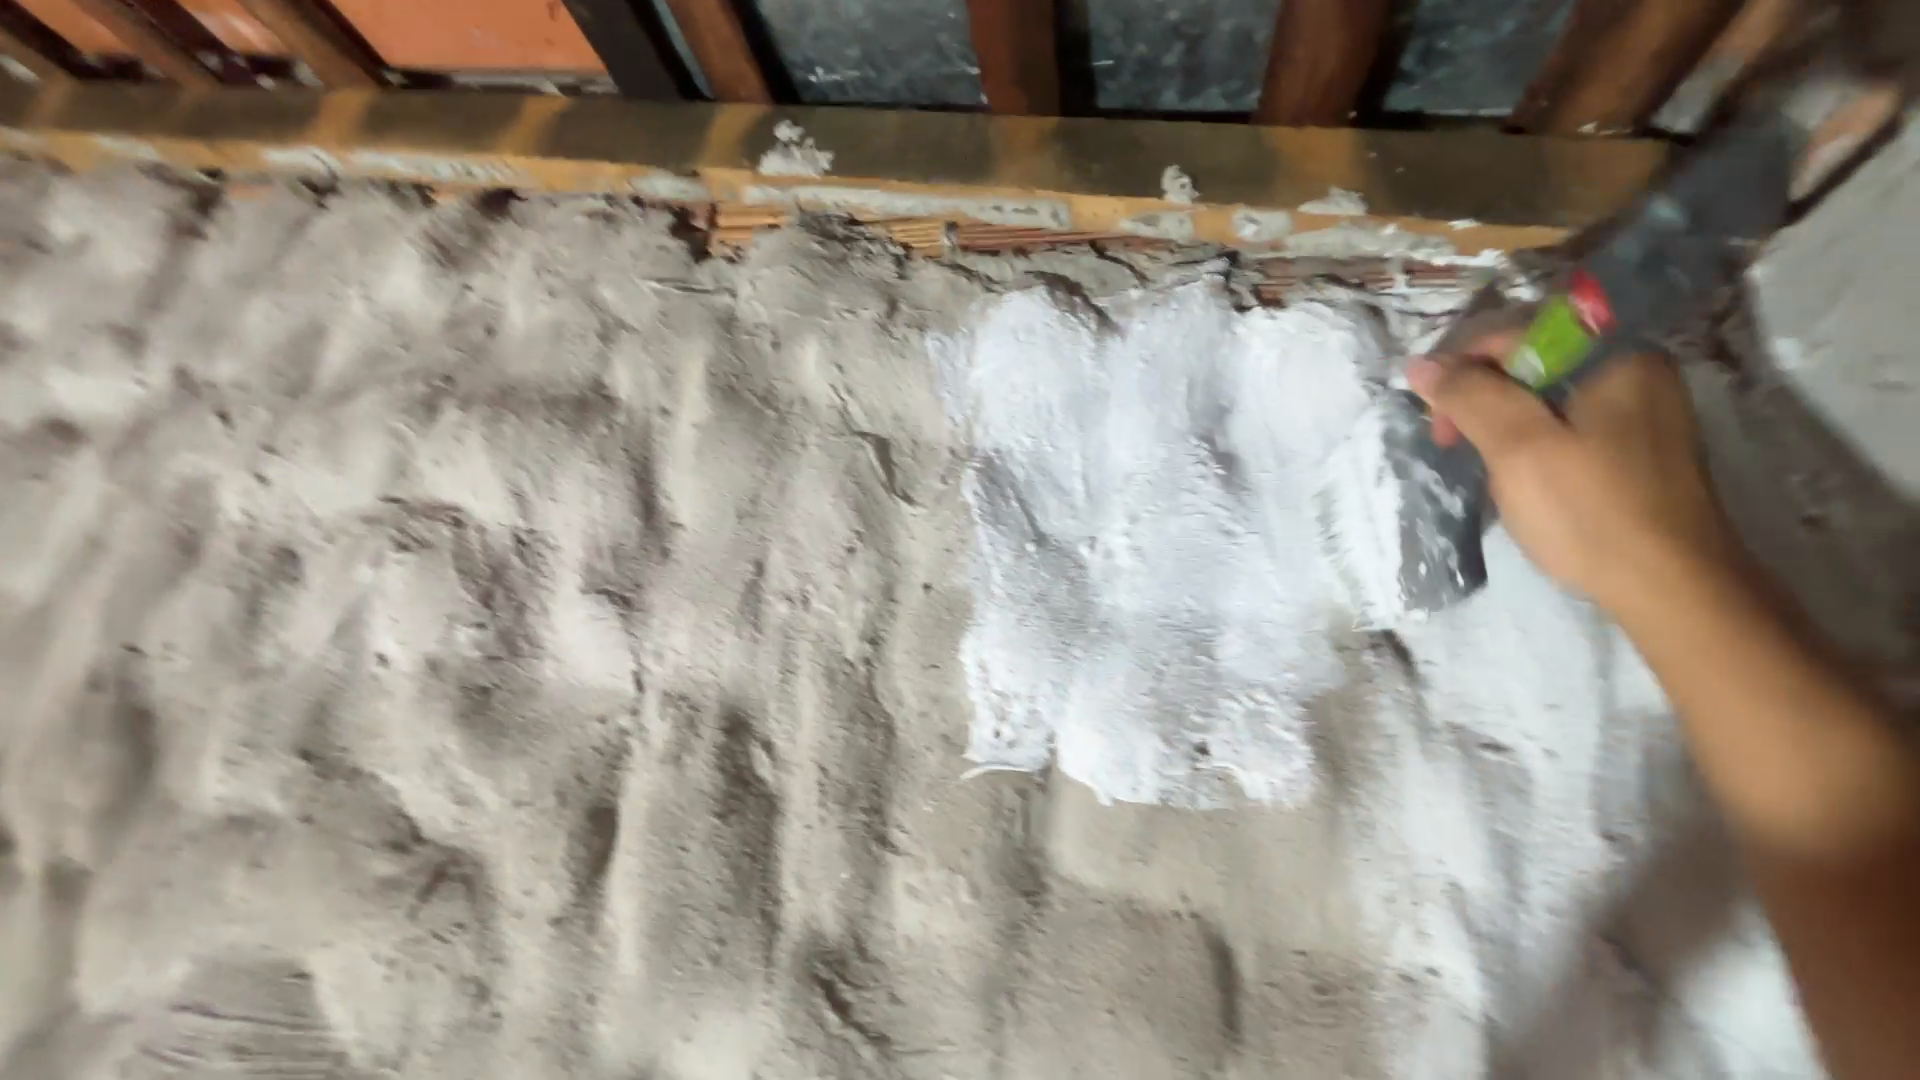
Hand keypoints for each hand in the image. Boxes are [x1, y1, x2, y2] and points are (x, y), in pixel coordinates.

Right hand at [1405, 341, 1739, 615]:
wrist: (1669, 586)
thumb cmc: (1590, 511)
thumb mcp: (1518, 448)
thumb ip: (1468, 397)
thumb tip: (1419, 364)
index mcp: (1615, 355)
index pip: (1516, 332)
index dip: (1461, 366)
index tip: (1435, 418)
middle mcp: (1633, 369)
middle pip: (1530, 359)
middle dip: (1478, 394)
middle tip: (1449, 442)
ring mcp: (1638, 409)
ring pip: (1543, 393)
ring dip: (1498, 419)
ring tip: (1478, 461)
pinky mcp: (1633, 446)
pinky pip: (1564, 421)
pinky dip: (1527, 438)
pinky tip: (1514, 473)